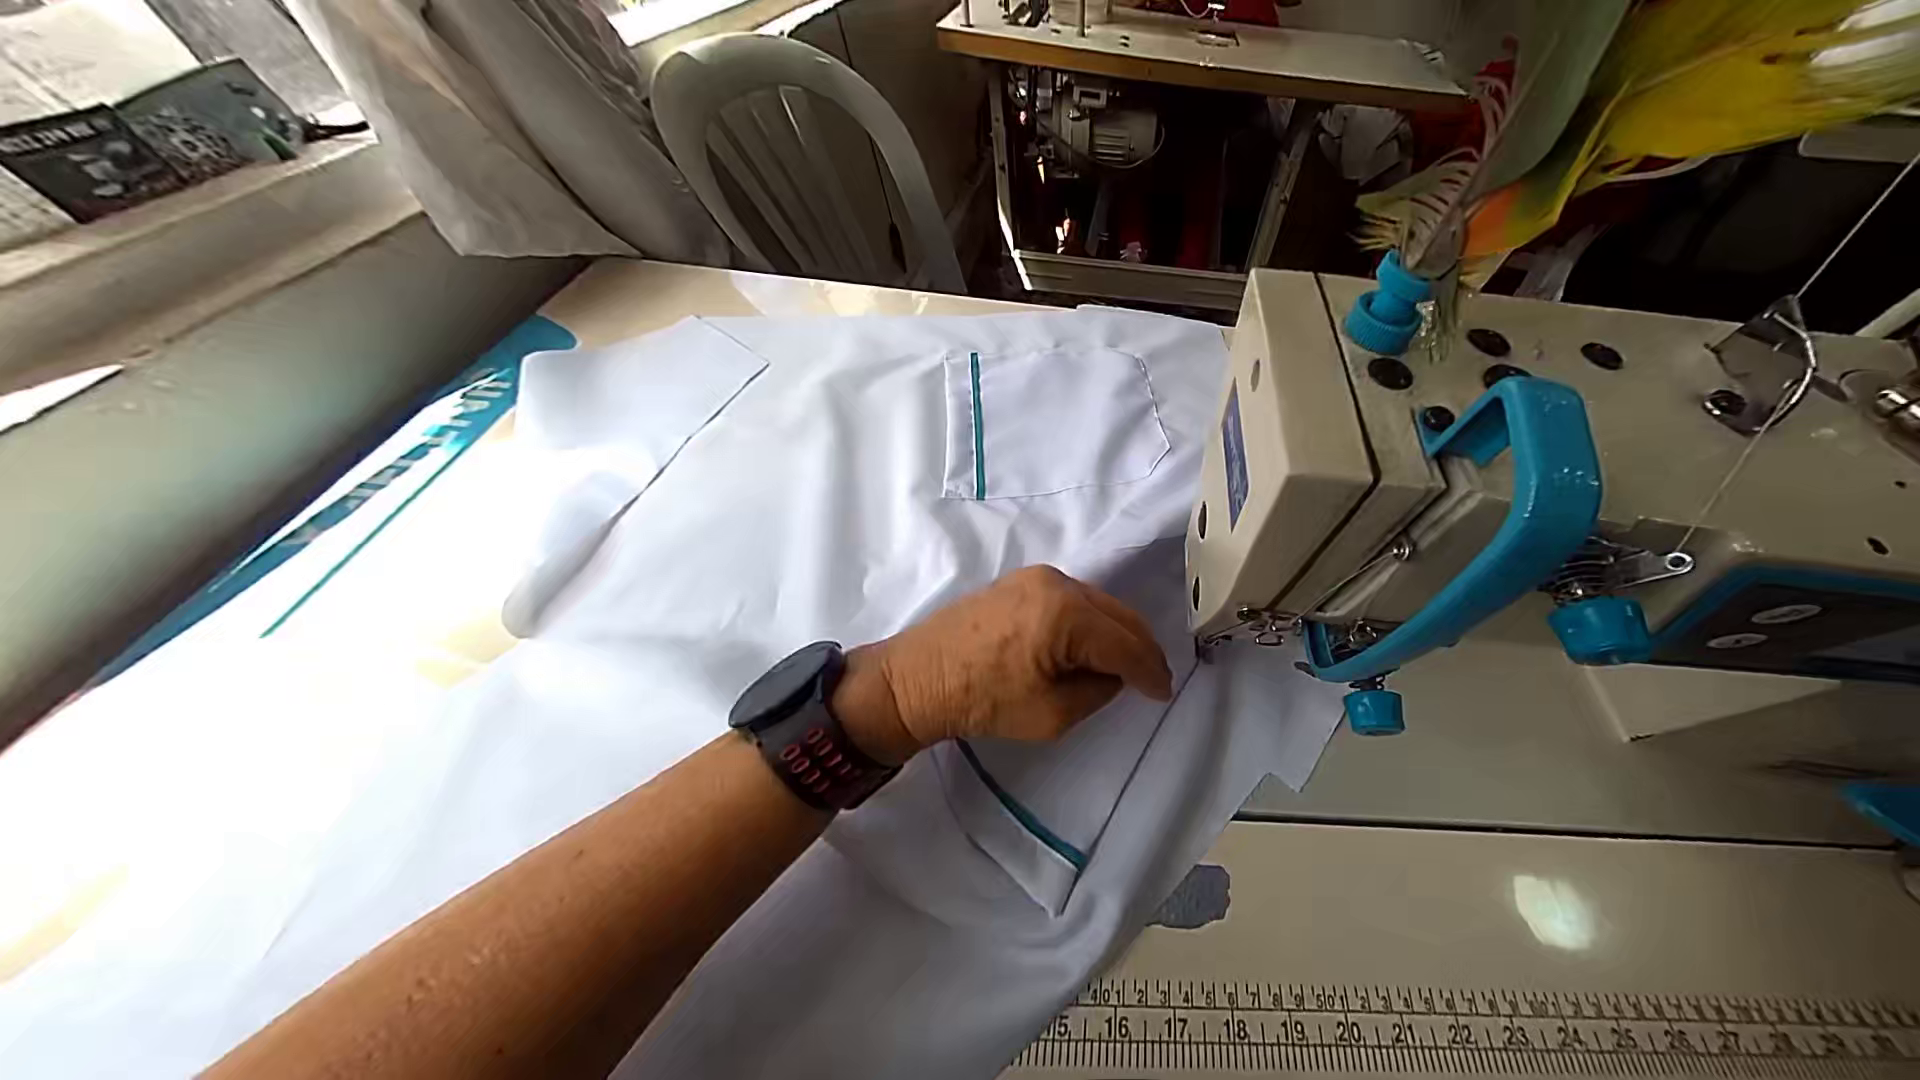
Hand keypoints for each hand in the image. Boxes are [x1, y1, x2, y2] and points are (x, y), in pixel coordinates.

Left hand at [832, 566, 1174, 765]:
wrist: (917, 678)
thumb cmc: (981, 702)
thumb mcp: (1053, 713)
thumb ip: (1098, 689)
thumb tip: (1114, 673)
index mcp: (1065, 613)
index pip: (1126, 642)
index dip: (1151, 671)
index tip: (1164, 692)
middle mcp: (1055, 582)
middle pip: (1117, 614)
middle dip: (1139, 647)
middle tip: (1153, 679)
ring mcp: (1033, 576)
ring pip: (1095, 603)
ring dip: (1114, 633)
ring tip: (1125, 665)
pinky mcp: (1017, 581)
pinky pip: (1070, 599)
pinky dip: (1088, 621)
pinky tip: (1089, 644)